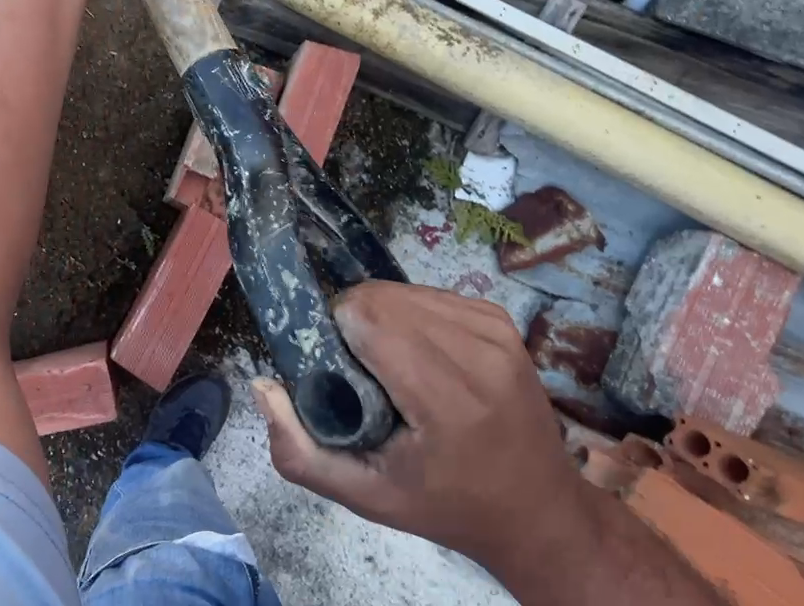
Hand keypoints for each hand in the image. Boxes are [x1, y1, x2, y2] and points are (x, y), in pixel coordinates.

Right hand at [251, 282, 599, 570]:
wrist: (540, 512)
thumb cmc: (447, 506)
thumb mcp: (366, 496)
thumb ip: (300, 452)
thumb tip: (262, 386)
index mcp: (449, 401)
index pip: (369, 317)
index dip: (335, 332)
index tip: (338, 371)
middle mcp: (479, 356)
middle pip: (380, 297)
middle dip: (352, 321)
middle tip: (357, 368)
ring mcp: (497, 333)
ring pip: (401, 290)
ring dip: (379, 315)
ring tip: (387, 362)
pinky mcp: (502, 321)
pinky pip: (428, 293)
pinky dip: (408, 313)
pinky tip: (416, 351)